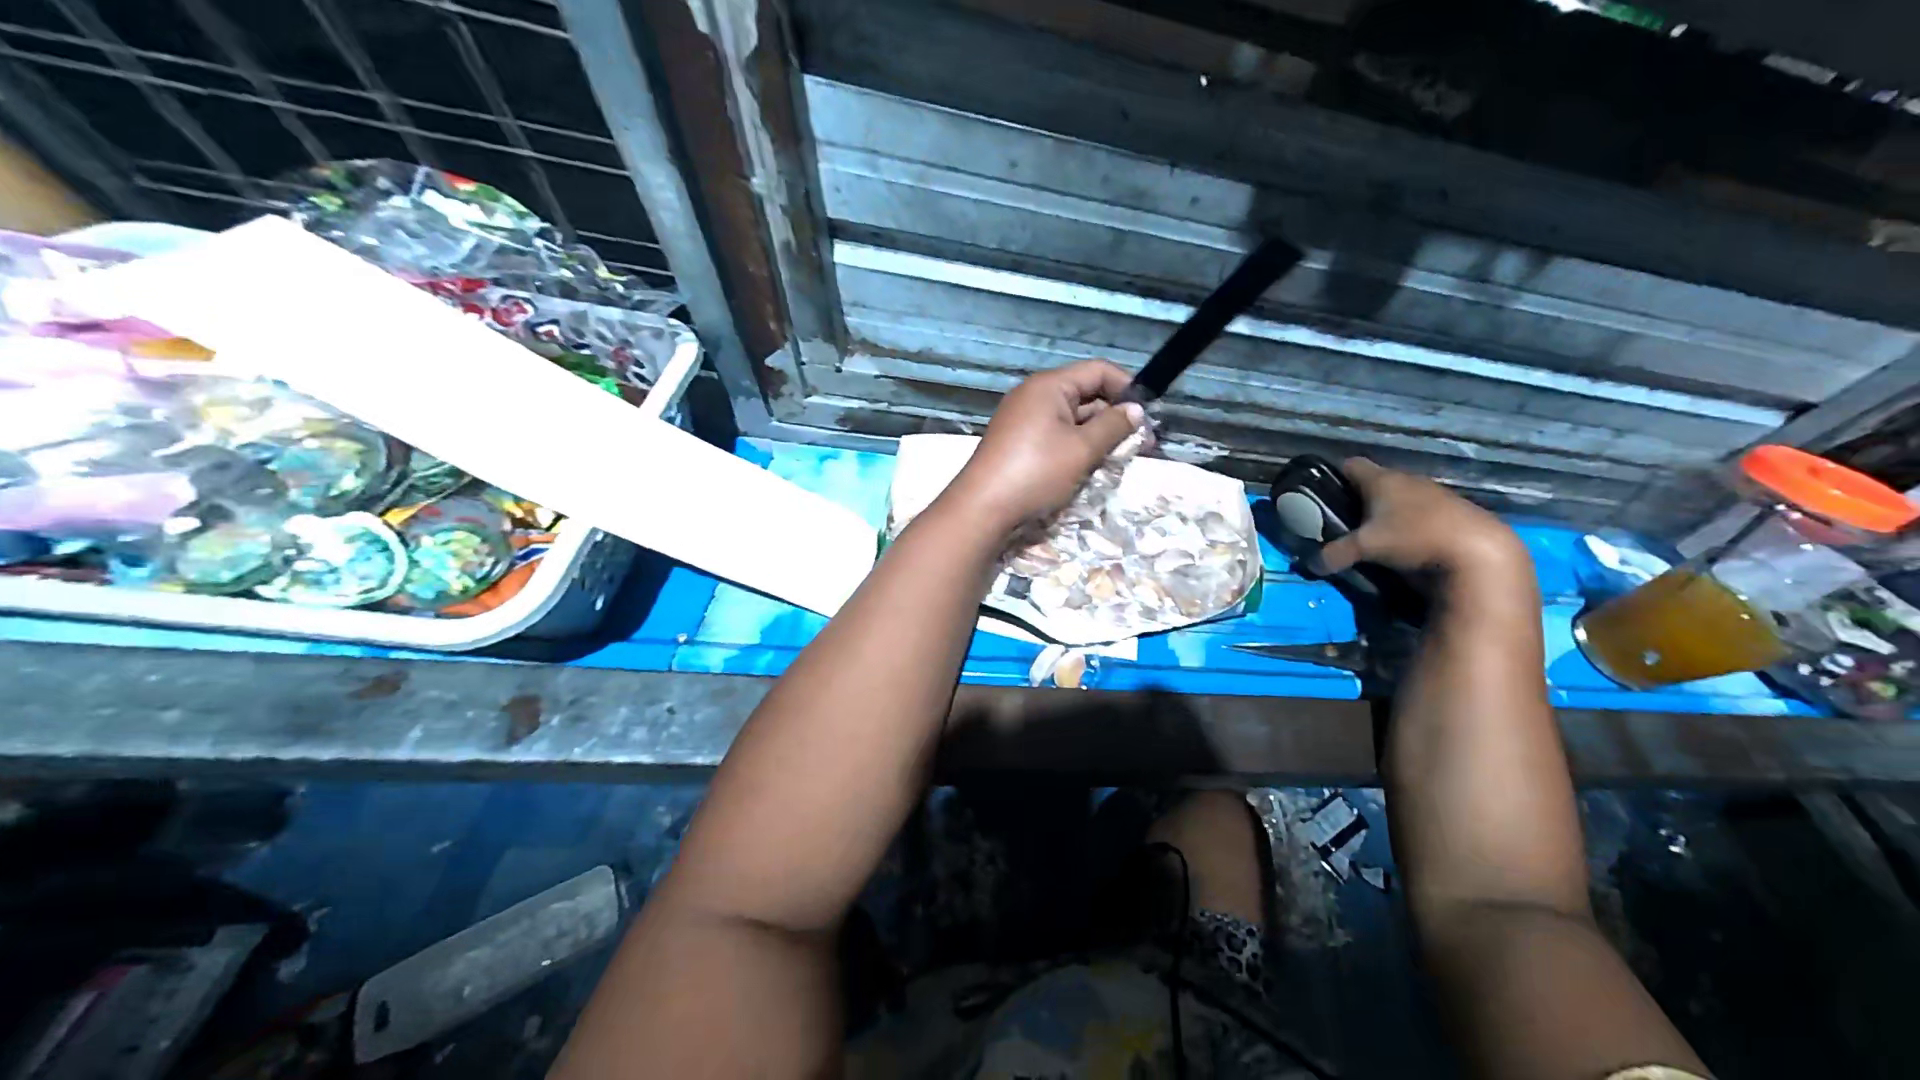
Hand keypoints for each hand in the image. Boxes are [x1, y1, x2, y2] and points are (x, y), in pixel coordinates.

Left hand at [946, 360, 1148, 530]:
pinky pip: (1054, 434)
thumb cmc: (1036, 471)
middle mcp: (1034, 395)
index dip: (1127, 387)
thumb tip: (1136, 410)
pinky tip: (1087, 467)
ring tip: (1117, 458)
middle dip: (1114, 416)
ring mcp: (1022, 418)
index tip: (1147, 415)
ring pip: (1071, 418)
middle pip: (1085, 393)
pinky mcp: (1017, 441)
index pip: (1098, 370)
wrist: (983, 507)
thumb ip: (1113, 426)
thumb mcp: (1082, 449)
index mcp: (1049, 385)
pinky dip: (1074, 446)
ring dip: (1096, 435)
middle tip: (1139, 444)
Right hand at [1315, 458, 1526, 577]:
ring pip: (1402, 498)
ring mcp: (1436, 495)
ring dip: (1389, 512)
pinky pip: (1423, 513)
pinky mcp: (1455, 513)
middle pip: (1376, 482)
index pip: (1351, 464)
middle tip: (1345, 520)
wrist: (1479, 554)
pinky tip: (1407, 543)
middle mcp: (1409, 480)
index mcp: (1383, 479)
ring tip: (1376, 535)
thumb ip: (1335, 554)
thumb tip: (1310, 564)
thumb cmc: (1413, 538)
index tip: (1324, 491)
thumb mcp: (1365, 549)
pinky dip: (1412, 524)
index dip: (1336, 474)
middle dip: (1360, 498)